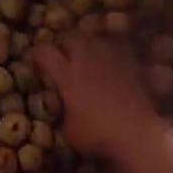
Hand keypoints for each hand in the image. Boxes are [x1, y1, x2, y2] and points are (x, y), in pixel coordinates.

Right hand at [32, 37, 166, 158]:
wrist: (136, 131)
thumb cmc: (98, 134)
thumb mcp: (70, 132)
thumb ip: (65, 115)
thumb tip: (67, 111)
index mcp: (67, 76)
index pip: (46, 52)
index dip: (38, 53)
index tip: (36, 59)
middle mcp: (87, 61)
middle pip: (70, 38)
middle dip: (63, 43)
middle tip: (61, 54)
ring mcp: (110, 60)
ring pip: (94, 40)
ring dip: (86, 44)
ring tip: (86, 55)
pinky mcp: (130, 65)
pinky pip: (116, 51)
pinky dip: (109, 54)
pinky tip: (110, 64)